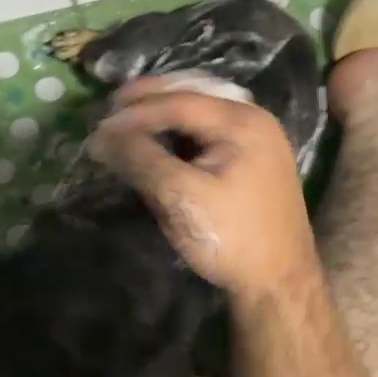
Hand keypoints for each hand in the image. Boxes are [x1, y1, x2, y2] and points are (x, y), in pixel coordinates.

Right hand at [87, 75, 318, 301]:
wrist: (279, 280)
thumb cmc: (230, 237)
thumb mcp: (181, 197)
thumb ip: (142, 160)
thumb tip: (101, 136)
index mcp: (242, 123)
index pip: (178, 101)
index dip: (134, 111)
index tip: (98, 126)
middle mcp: (253, 120)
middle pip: (192, 95)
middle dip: (148, 100)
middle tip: (110, 109)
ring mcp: (256, 139)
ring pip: (200, 112)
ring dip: (163, 113)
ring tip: (128, 122)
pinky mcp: (251, 160)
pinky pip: (208, 131)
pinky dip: (179, 129)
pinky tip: (159, 139)